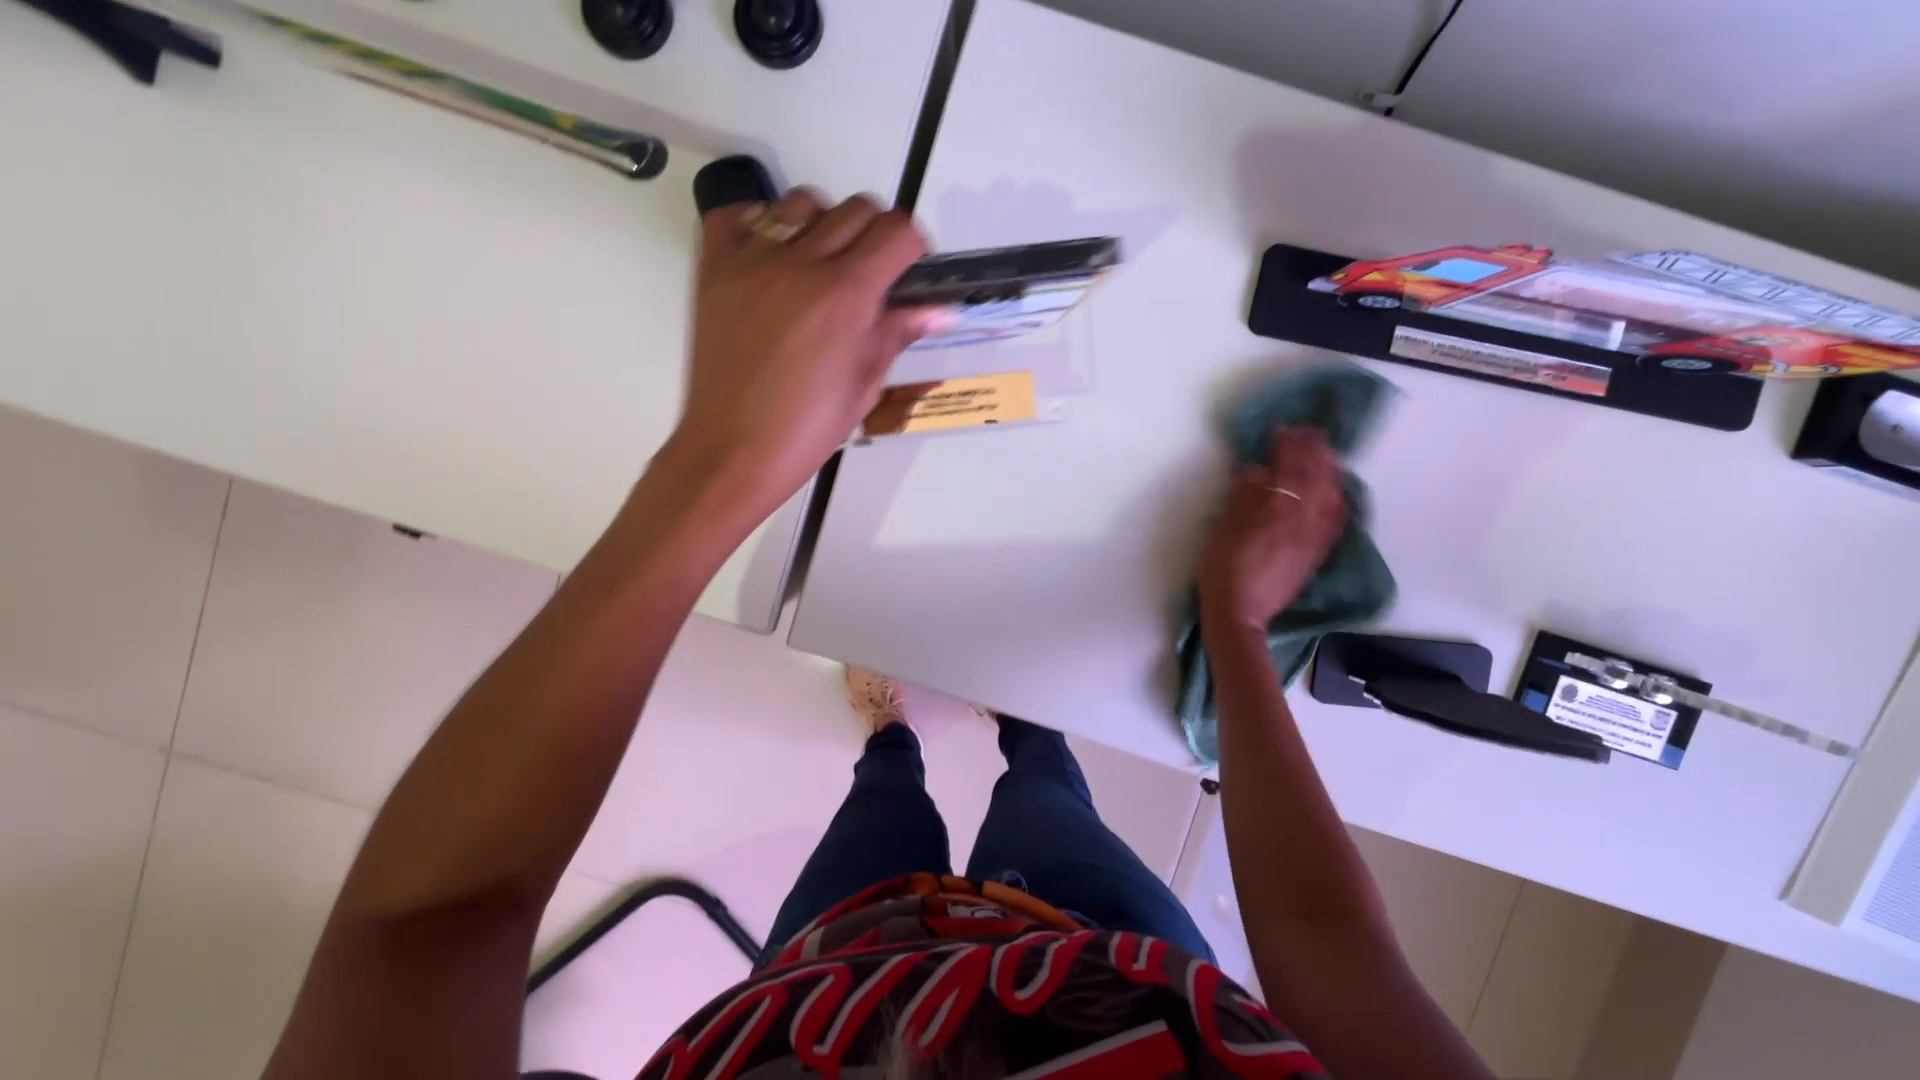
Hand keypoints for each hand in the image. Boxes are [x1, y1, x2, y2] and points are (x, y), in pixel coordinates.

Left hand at [665, 188, 942, 504]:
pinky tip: (771, 258)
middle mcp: (801, 264)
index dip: (912, 248)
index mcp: (846, 295)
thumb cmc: (807, 429)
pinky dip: (760, 223)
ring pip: (804, 203)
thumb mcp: (865, 384)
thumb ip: (897, 333)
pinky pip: (739, 214)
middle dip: (875, 236)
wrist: (733, 450)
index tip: (906, 272)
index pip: (898, 232)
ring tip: (818, 266)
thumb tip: (938, 309)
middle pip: (858, 209)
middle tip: (868, 276)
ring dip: (822, 225)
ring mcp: (753, 261)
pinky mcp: (714, 268)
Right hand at [1198, 427, 1348, 631]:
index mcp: (1279, 509)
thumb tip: (1259, 471)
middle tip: (1310, 433)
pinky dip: (1337, 498)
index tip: (1282, 429)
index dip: (1288, 445)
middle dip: (1315, 451)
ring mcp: (1315, 537)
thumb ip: (1244, 495)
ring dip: (1330, 470)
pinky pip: (1336, 518)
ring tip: (1326, 455)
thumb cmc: (1223, 568)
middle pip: (1318, 476)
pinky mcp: (1318, 553)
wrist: (1241, 614)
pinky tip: (1335, 492)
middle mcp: (1305, 519)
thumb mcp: (1224, 527)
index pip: (1290, 466)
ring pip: (1332, 495)